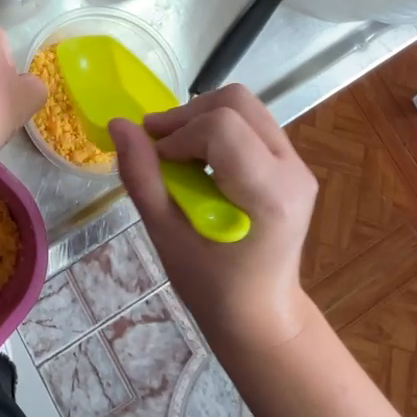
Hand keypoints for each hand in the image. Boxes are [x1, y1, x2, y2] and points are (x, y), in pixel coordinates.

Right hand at [111, 85, 319, 351]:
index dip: (179, 134)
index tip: (157, 161)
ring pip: (243, 105)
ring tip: (178, 153)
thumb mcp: (166, 236)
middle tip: (159, 147)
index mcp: (267, 195)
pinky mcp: (292, 163)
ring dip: (201, 118)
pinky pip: (250, 122)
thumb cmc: (211, 285)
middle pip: (236, 103)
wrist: (261, 314)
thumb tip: (119, 125)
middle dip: (188, 115)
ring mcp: (297, 165)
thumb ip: (142, 177)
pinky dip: (216, 128)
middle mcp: (292, 171)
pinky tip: (199, 161)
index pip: (221, 128)